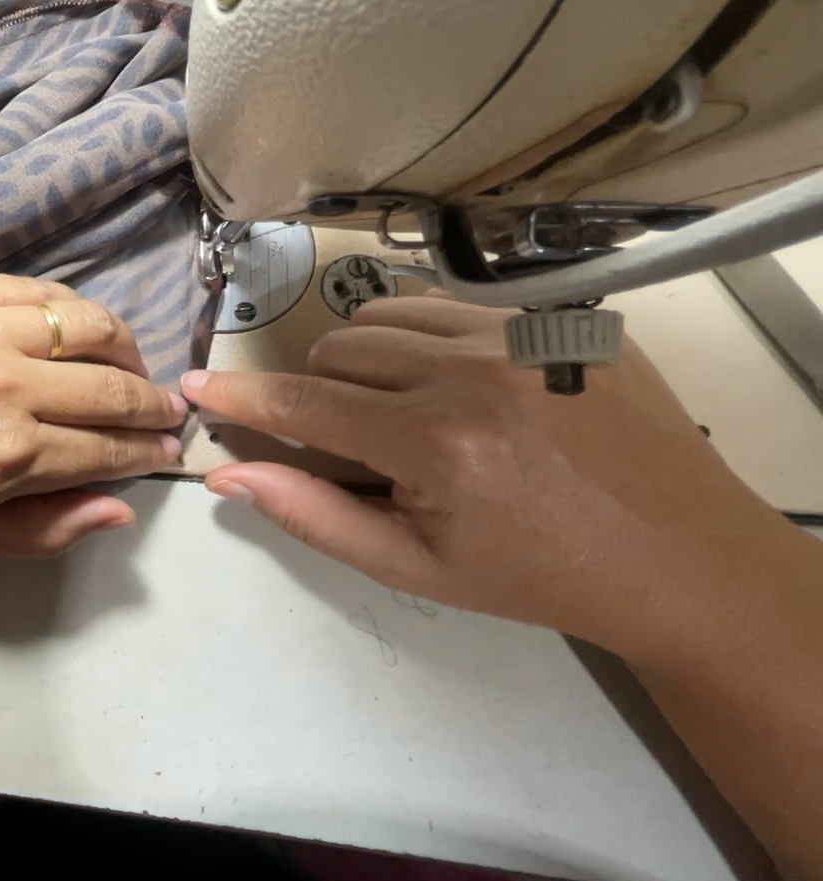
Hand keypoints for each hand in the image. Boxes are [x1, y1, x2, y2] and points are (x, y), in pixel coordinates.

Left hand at [0, 275, 187, 555]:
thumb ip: (46, 530)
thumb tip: (122, 508)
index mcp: (6, 454)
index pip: (109, 448)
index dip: (148, 451)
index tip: (166, 449)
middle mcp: (3, 385)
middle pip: (113, 388)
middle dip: (153, 406)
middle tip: (165, 412)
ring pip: (90, 325)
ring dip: (125, 350)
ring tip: (129, 367)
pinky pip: (41, 290)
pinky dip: (74, 310)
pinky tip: (77, 331)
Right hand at [184, 295, 797, 658]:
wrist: (688, 561)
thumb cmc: (533, 574)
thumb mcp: (410, 565)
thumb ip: (309, 514)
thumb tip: (225, 474)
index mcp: (437, 444)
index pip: (304, 404)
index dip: (238, 396)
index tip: (192, 384)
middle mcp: (477, 374)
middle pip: (338, 351)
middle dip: (317, 391)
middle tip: (347, 438)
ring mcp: (529, 337)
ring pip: (385, 318)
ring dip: (364, 359)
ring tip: (396, 407)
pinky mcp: (566, 322)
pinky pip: (448, 306)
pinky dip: (419, 337)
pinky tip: (449, 380)